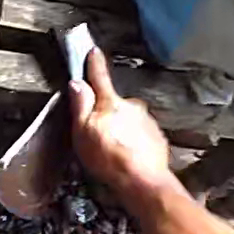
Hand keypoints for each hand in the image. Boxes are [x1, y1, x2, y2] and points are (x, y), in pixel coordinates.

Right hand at [69, 47, 175, 206]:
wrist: (144, 182)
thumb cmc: (111, 160)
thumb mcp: (83, 133)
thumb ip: (80, 105)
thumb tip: (77, 84)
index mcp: (110, 103)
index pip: (100, 76)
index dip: (94, 63)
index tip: (93, 51)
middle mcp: (132, 106)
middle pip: (113, 102)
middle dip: (106, 113)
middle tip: (97, 134)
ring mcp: (146, 121)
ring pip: (128, 119)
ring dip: (120, 130)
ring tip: (111, 152)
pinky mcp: (156, 137)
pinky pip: (139, 134)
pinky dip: (132, 142)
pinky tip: (125, 156)